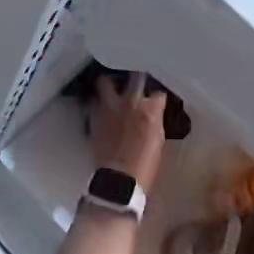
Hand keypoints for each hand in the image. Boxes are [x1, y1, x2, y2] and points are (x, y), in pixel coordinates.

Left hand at [91, 71, 167, 190]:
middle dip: (137, 77)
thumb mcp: (158, 139)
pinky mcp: (94, 115)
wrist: (119, 176)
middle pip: (135, 76)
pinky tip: (103, 106)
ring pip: (105, 82)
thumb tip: (153, 113)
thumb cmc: (145, 164)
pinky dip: (99, 101)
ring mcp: (109, 107)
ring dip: (110, 83)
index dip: (158, 95)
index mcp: (150, 109)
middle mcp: (129, 102)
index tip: (157, 97)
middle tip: (136, 81)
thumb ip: (154, 119)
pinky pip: (95, 101)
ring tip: (113, 87)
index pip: (158, 92)